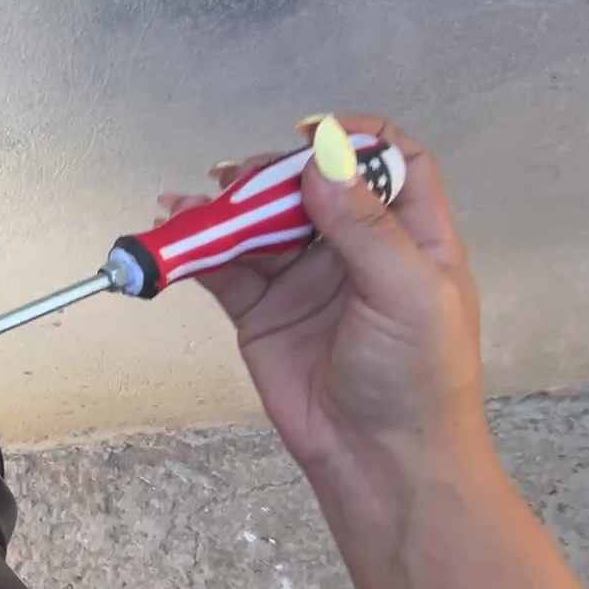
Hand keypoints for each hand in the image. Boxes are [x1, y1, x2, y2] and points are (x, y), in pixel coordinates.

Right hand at [160, 115, 492, 541]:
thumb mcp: (406, 294)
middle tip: (232, 182)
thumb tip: (321, 163)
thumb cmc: (417, 378)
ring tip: (185, 206)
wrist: (372, 453)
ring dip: (218, 213)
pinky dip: (193, 252)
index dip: (352, 139)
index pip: (388, 164)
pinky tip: (171, 238)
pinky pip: (221, 269)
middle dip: (266, 178)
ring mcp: (298, 279)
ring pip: (253, 227)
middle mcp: (350, 250)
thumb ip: (364, 228)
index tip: (308, 135)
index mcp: (407, 237)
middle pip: (304, 190)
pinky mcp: (258, 308)